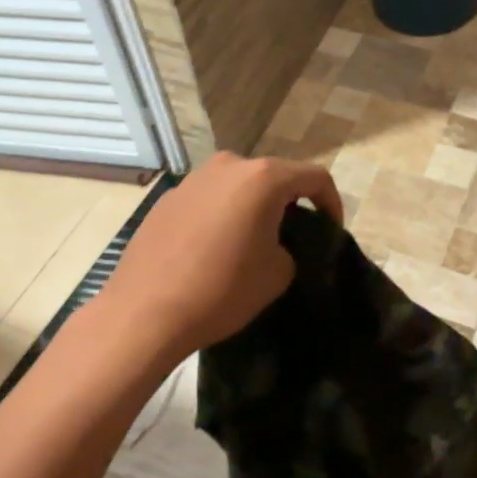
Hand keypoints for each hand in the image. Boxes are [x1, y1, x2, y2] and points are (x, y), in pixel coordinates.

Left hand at [96, 153, 340, 357]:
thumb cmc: (222, 289)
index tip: (331, 230)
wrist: (145, 311)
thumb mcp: (277, 274)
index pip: (314, 176)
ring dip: (252, 207)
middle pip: (272, 176)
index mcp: (262, 178)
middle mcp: (228, 165)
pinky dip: (221, 216)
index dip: (331, 202)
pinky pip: (208, 200)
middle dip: (289, 202)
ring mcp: (193, 179)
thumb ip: (289, 247)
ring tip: (252, 243)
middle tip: (293, 237)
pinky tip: (214, 250)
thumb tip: (275, 243)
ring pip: (237, 186)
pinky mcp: (168, 198)